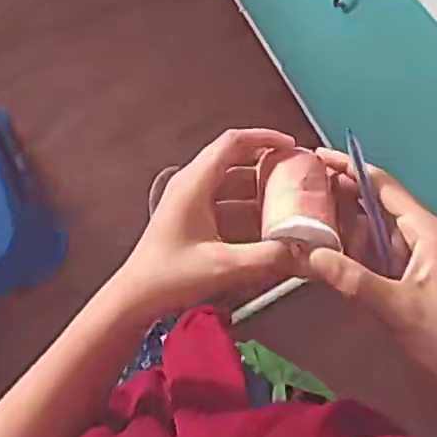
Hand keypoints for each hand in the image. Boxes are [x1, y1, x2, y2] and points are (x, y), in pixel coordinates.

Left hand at [108, 128, 302, 317]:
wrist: (134, 298)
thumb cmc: (168, 277)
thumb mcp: (222, 267)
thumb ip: (265, 258)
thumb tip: (302, 251)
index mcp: (194, 182)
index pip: (232, 142)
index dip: (263, 138)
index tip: (289, 145)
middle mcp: (192, 183)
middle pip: (234, 158)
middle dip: (266, 162)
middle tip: (295, 170)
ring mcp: (191, 199)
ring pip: (232, 181)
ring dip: (258, 187)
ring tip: (289, 196)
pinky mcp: (193, 217)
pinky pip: (226, 201)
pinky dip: (248, 206)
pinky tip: (269, 224)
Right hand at [302, 150, 436, 436]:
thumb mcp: (399, 308)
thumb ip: (354, 279)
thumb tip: (311, 254)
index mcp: (426, 230)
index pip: (383, 185)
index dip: (351, 167)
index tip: (318, 156)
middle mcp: (422, 235)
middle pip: (378, 201)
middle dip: (344, 190)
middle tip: (304, 183)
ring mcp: (418, 256)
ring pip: (376, 226)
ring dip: (347, 217)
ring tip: (309, 209)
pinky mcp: (412, 277)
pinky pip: (379, 249)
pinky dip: (355, 242)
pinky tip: (332, 245)